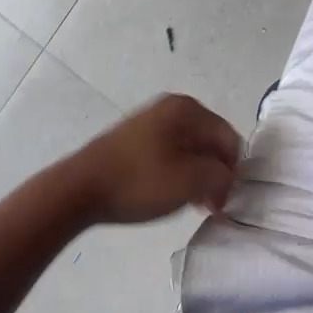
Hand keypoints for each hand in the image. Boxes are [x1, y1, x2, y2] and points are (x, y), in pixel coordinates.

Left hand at [58, 95, 241, 224]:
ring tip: (191, 205)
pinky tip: (170, 194)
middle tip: (209, 206)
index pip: (229, 139)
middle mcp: (171, 107)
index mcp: (188, 109)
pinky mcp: (135, 137)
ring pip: (189, 149)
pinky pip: (170, 152)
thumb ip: (221, 175)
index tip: (223, 201)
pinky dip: (177, 172)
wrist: (80, 188)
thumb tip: (226, 175)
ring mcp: (151, 120)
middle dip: (214, 174)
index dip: (232, 172)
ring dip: (197, 176)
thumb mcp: (191, 180)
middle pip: (209, 142)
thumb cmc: (139, 181)